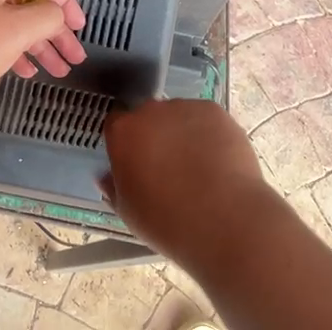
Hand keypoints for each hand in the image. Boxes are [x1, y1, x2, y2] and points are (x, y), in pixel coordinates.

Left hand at [0, 0, 87, 102]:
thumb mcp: (21, 28)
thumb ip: (49, 15)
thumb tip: (56, 13)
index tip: (79, 25)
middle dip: (53, 29)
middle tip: (74, 56)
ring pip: (9, 18)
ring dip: (37, 43)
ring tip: (60, 70)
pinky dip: (12, 46)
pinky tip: (29, 71)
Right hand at [100, 99, 272, 255]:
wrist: (226, 222)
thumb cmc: (169, 224)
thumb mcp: (129, 214)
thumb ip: (113, 187)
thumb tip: (105, 175)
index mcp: (123, 133)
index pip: (116, 125)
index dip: (127, 144)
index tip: (137, 164)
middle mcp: (150, 111)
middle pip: (148, 118)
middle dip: (155, 137)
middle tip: (169, 170)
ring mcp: (184, 107)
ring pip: (178, 117)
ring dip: (183, 134)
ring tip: (200, 170)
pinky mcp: (214, 111)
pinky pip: (205, 119)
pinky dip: (209, 135)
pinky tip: (219, 163)